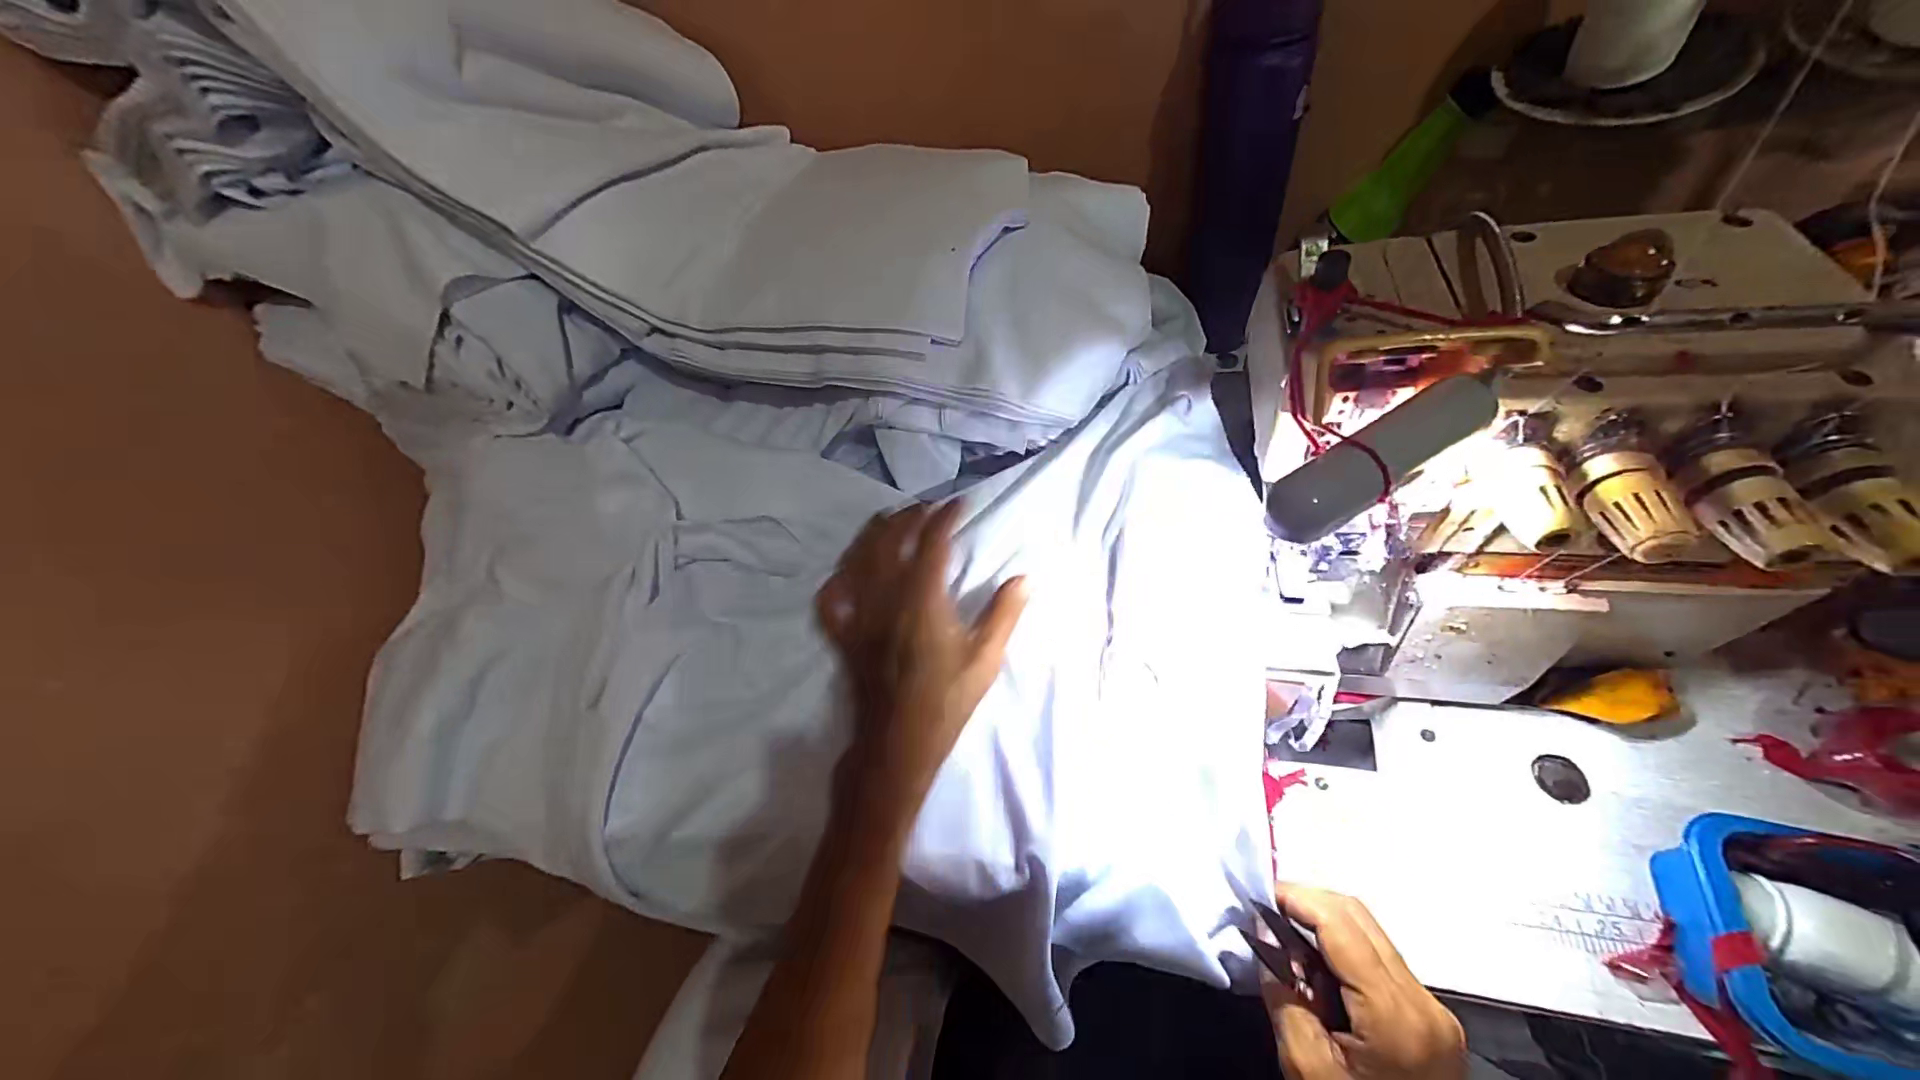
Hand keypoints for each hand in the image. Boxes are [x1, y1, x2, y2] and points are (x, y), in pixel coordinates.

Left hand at [816, 500, 1026, 810]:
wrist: (899, 743)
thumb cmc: (947, 701)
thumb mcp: (985, 658)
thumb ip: (1004, 614)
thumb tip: (1024, 578)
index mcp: (923, 600)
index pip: (932, 543)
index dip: (944, 517)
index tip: (958, 504)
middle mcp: (886, 599)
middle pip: (888, 541)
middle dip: (906, 517)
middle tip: (925, 509)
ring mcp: (859, 617)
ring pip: (856, 561)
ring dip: (872, 535)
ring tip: (887, 523)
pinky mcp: (844, 637)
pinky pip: (830, 601)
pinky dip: (837, 581)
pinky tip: (846, 574)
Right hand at [1263, 885, 1466, 1079]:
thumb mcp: (1305, 1068)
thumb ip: (1283, 997)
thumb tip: (1267, 945)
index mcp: (1395, 1016)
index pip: (1340, 924)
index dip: (1296, 898)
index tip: (1258, 896)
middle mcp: (1424, 1004)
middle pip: (1359, 917)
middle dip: (1308, 903)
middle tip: (1266, 913)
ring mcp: (1434, 1011)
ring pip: (1370, 933)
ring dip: (1324, 924)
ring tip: (1286, 940)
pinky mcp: (1431, 1020)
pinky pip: (1380, 959)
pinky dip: (1341, 948)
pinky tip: (1316, 969)